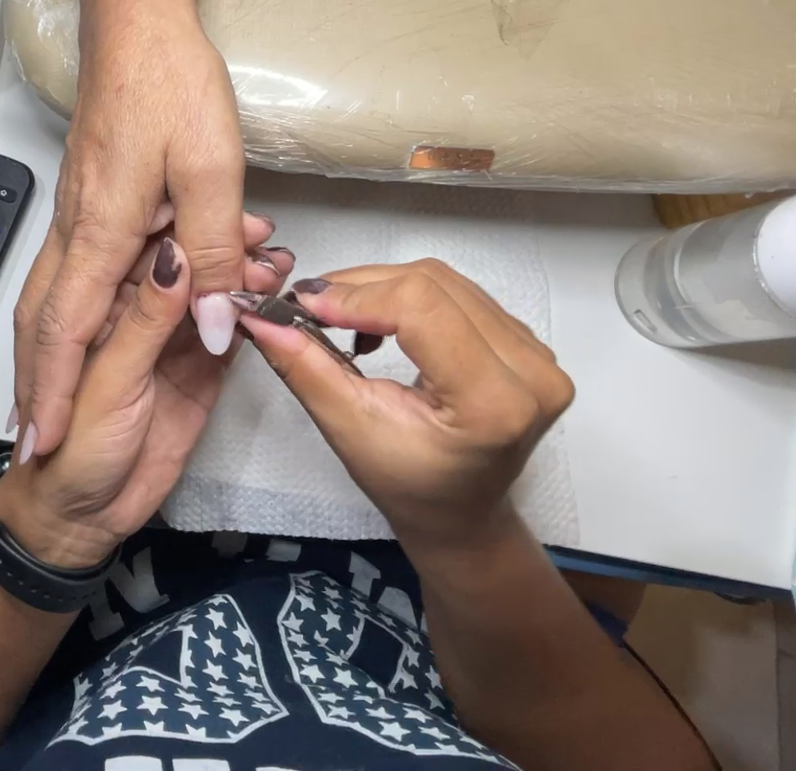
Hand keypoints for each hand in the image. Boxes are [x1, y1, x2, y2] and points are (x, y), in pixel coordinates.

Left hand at [0, 220, 293, 568]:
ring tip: (278, 264)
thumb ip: (145, 321)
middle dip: (223, 251)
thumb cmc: (76, 452)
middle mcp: (136, 314)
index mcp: (99, 307)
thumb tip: (173, 256)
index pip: (145, 255)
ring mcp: (170, 340)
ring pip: (209, 297)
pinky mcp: (199, 367)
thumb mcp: (112, 383)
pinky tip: (275, 298)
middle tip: (264, 238)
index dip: (185, 233)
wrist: (89, 518)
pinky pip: (227, 334)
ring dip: (242, 280)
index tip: (224, 215)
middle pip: (184, 270)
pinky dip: (251, 317)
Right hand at [14, 17, 247, 462]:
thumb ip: (213, 251)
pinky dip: (67, 311)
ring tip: (45, 397)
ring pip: (48, 295)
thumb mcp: (213, 171)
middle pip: (41, 319)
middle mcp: (76, 228)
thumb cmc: (171, 87)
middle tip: (30, 433)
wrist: (137, 26)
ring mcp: (77, 213)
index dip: (52, 389)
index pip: (66, 327)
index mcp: (102, 229)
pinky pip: (69, 269)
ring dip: (44, 352)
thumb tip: (213, 324)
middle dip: (33, 383)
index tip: (40, 439)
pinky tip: (89, 324)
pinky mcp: (88, 199)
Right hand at [237, 260, 573, 552]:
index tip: (302, 306)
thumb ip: (305, 368)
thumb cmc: (406, 486)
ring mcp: (536, 353)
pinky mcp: (525, 342)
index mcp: (494, 403)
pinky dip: (406, 295)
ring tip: (338, 315)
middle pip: (431, 284)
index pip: (422, 307)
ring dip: (380, 287)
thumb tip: (259, 318)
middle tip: (308, 306)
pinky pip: (458, 292)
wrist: (460, 515)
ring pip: (443, 280)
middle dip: (359, 287)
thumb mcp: (347, 429)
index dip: (356, 296)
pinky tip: (379, 323)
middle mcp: (530, 371)